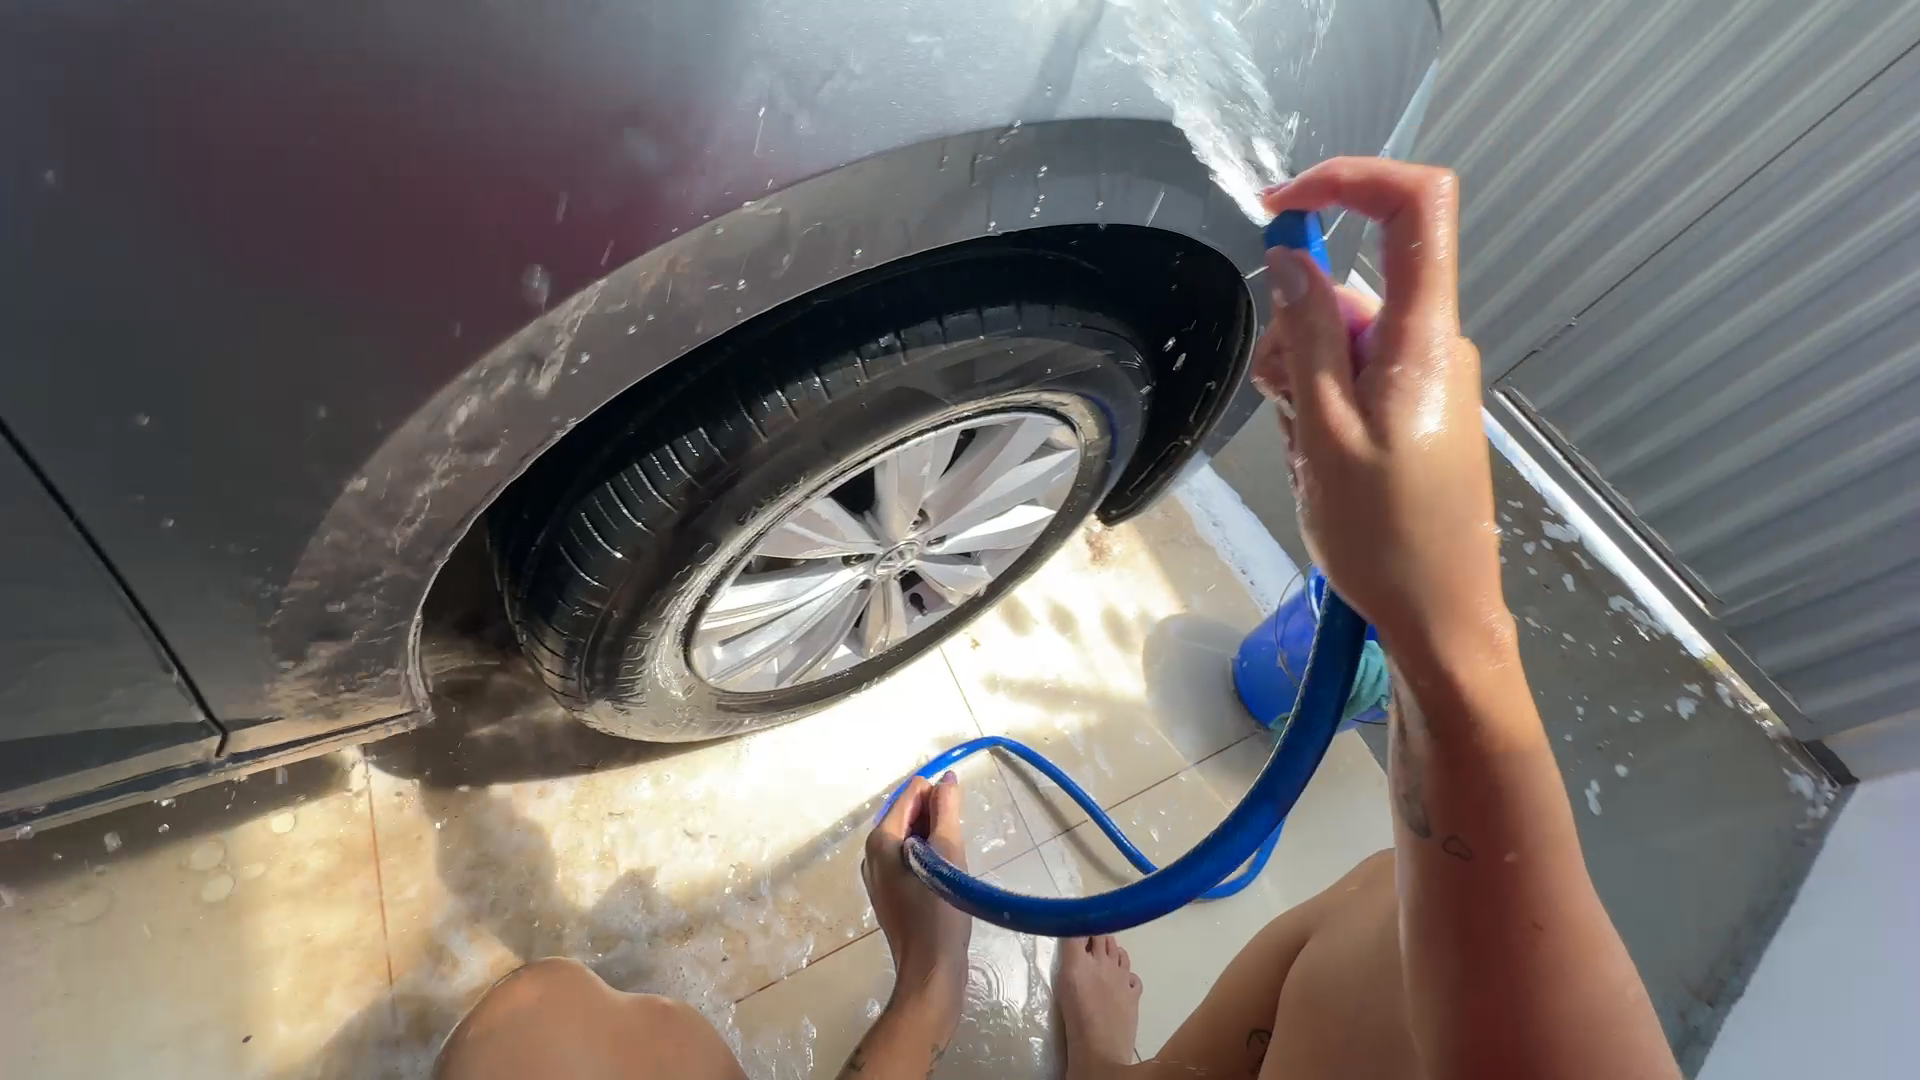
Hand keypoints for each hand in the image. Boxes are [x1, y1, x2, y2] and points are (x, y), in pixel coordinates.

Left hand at [863, 771, 971, 1020]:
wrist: (930, 973)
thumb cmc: (939, 912)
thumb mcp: (948, 853)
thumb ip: (946, 810)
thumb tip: (947, 779)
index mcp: (880, 840)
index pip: (911, 794)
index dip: (937, 798)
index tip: (958, 820)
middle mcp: (872, 853)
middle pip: (908, 815)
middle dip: (935, 819)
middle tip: (957, 843)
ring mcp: (878, 875)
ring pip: (911, 838)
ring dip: (935, 839)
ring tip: (954, 861)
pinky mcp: (889, 893)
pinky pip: (909, 859)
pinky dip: (928, 857)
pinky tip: (946, 875)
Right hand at [1252, 158, 1506, 652]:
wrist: (1437, 611)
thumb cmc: (1381, 534)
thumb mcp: (1325, 434)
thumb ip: (1309, 341)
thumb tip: (1294, 260)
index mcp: (1423, 339)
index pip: (1414, 207)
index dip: (1349, 181)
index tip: (1277, 210)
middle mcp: (1431, 344)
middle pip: (1348, 290)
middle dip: (1293, 335)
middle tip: (1283, 407)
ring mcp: (1421, 379)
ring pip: (1338, 342)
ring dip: (1299, 384)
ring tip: (1304, 452)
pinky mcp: (1410, 411)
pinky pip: (1349, 382)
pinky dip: (1316, 408)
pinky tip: (1316, 460)